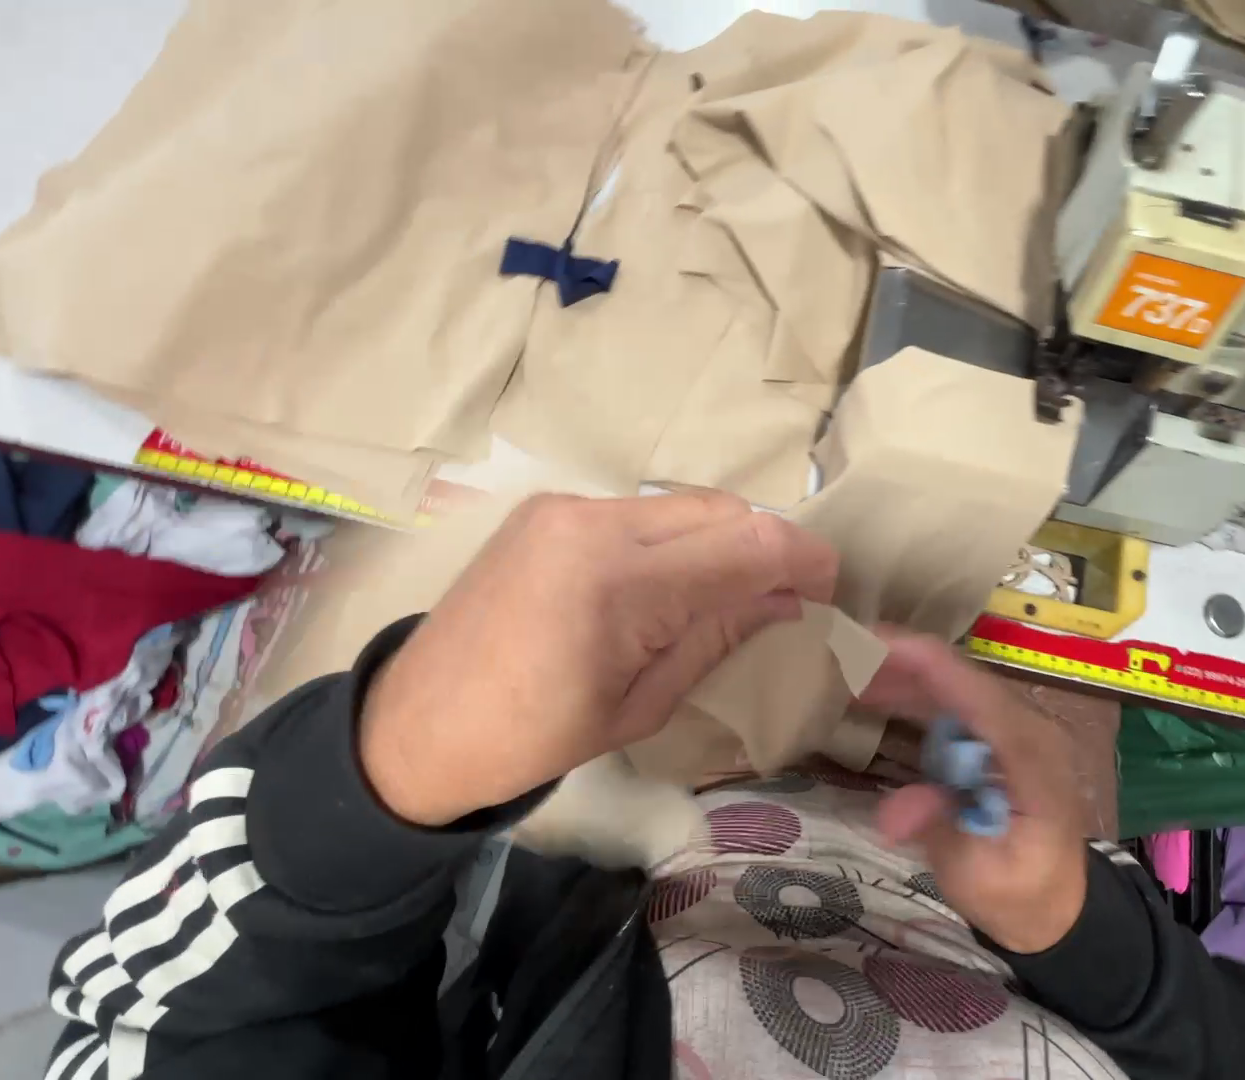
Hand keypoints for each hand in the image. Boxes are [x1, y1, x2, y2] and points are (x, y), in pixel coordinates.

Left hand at [359, 492, 837, 825]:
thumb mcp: (644, 704)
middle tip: (784, 597)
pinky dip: (677, 538)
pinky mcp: (550, 507)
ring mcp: (567, 506)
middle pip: (723, 510)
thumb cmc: (535, 737)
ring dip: (722, 541)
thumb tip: (787, 599)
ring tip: (727, 593)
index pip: (749, 544)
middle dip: (768, 547)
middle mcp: (595, 522)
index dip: (804, 560)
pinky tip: (669, 581)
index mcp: (620, 585)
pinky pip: (642, 511)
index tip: (829, 589)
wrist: (416, 724)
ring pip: (685, 505)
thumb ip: (719, 636)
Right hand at [861, 633, 1090, 953]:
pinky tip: (872, 693)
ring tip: (845, 668)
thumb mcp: (980, 877)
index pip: (978, 694)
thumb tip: (891, 813)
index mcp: (1032, 756)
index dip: (925, 662)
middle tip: (839, 651)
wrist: (1058, 905)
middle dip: (901, 660)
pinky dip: (912, 694)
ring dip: (901, 674)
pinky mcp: (997, 735)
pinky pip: (952, 701)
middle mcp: (1028, 728)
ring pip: (953, 683)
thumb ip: (941, 833)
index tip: (872, 641)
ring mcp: (1014, 728)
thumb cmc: (1021, 895)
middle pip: (961, 677)